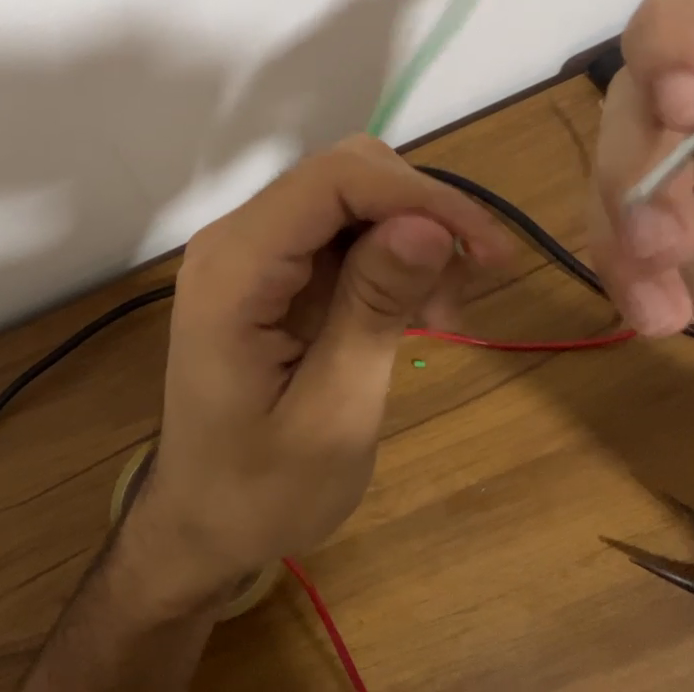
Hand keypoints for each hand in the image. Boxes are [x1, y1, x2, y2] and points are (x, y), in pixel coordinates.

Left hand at [131, 136, 512, 606]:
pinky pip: (332, 235)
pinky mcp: (261, 273)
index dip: (420, 195)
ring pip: (343, 199)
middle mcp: (230, 242)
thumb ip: (373, 308)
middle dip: (418, 213)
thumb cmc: (262, 488)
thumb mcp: (335, 411)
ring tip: (444, 312)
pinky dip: (384, 258)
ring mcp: (242, 254)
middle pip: (338, 176)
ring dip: (407, 236)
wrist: (201, 517)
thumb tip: (427, 222)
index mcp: (233, 271)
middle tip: (470, 289)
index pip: (331, 179)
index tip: (492, 253)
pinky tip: (413, 310)